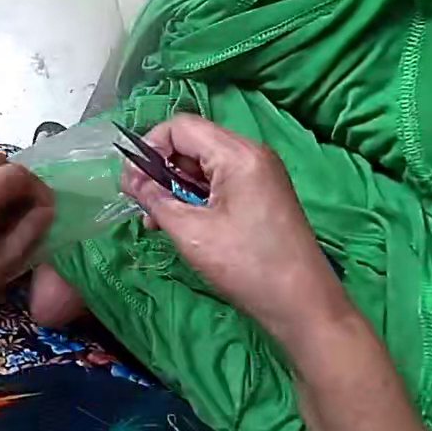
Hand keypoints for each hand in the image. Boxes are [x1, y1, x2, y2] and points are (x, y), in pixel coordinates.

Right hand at [120, 114, 349, 335]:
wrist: (301, 303)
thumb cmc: (245, 264)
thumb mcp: (190, 231)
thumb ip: (155, 198)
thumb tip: (130, 180)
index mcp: (237, 154)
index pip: (180, 127)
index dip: (149, 147)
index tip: (132, 182)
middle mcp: (251, 154)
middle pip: (192, 143)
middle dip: (160, 169)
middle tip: (140, 203)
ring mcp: (260, 173)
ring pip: (204, 164)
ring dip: (175, 186)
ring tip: (156, 220)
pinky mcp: (262, 193)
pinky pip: (219, 182)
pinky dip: (195, 196)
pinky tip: (180, 223)